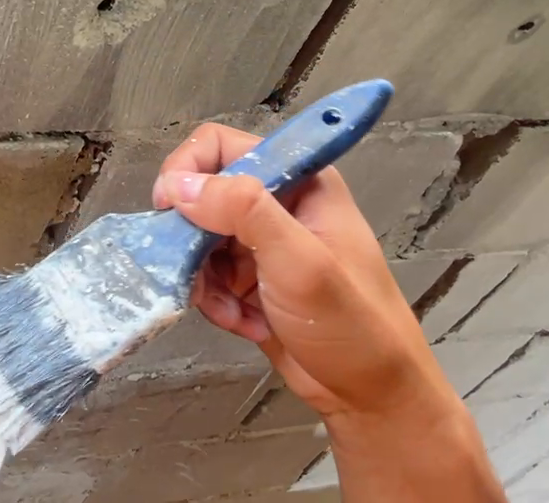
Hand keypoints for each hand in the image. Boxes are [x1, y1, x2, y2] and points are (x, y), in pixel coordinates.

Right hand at [153, 122, 504, 502]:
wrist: (375, 403)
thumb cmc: (354, 328)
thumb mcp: (301, 263)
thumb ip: (243, 211)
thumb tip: (178, 185)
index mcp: (298, 179)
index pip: (220, 146)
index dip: (189, 169)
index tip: (172, 207)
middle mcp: (276, 201)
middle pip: (200, 192)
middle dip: (192, 236)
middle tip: (193, 268)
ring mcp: (260, 240)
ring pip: (194, 235)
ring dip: (202, 274)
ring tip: (228, 308)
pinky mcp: (248, 275)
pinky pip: (204, 270)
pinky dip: (212, 297)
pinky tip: (241, 321)